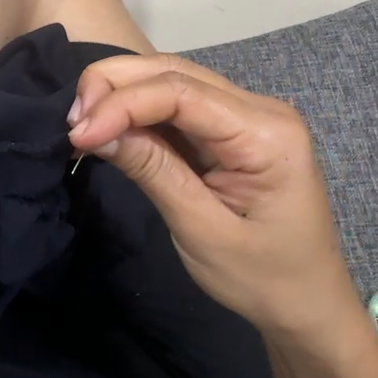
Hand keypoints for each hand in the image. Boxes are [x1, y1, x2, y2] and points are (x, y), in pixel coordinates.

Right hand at [66, 54, 362, 344]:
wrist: (306, 306)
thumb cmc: (261, 278)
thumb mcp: (200, 229)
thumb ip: (151, 170)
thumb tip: (92, 130)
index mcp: (265, 133)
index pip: (179, 92)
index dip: (120, 103)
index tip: (76, 134)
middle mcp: (259, 109)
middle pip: (171, 71)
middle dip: (112, 86)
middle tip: (71, 123)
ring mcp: (244, 114)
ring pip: (168, 79)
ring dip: (118, 93)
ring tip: (81, 124)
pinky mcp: (226, 128)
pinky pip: (174, 103)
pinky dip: (133, 109)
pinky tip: (106, 125)